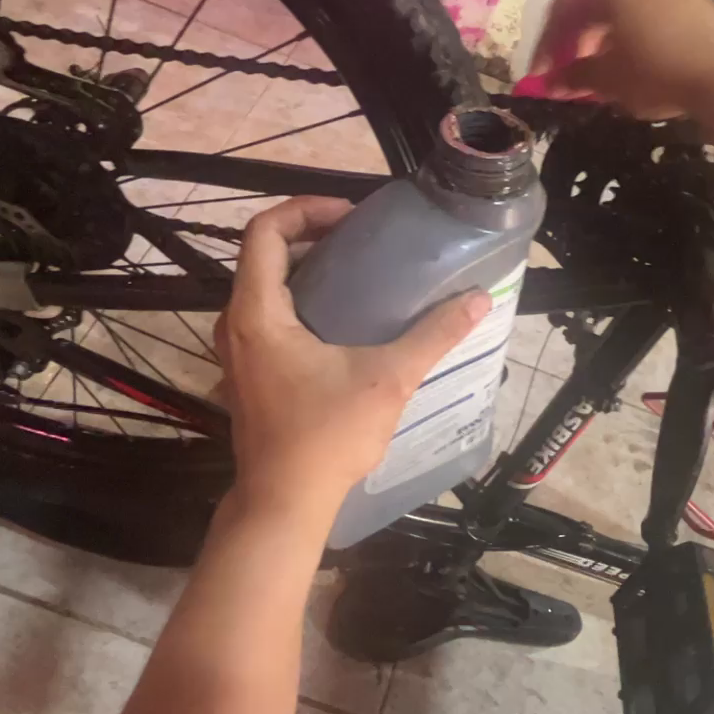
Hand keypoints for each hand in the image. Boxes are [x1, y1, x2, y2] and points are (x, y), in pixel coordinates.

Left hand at [215, 197, 491, 505]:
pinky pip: (266, 313)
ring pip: (263, 285)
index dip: (305, 209)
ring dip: (303, 268)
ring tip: (355, 272)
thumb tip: (478, 300)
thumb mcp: (388, 380)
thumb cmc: (326, 438)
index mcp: (257, 312)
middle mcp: (235, 322)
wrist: (283, 505)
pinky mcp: (246, 371)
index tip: (350, 217)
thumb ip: (434, 336)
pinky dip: (297, 298)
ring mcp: (236, 350)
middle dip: (310, 234)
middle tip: (361, 239)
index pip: (264, 230)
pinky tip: (340, 319)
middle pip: (262, 254)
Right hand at [526, 0, 713, 119]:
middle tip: (566, 74)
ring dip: (599, 38)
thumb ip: (572, 76)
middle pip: (589, 4)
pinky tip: (628, 60)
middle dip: (573, 41)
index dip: (546, 47)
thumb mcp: (607, 78)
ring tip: (596, 71)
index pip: (562, 11)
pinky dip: (626, 32)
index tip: (540, 78)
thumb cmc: (657, 71)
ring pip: (617, 6)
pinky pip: (642, 8)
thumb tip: (550, 83)